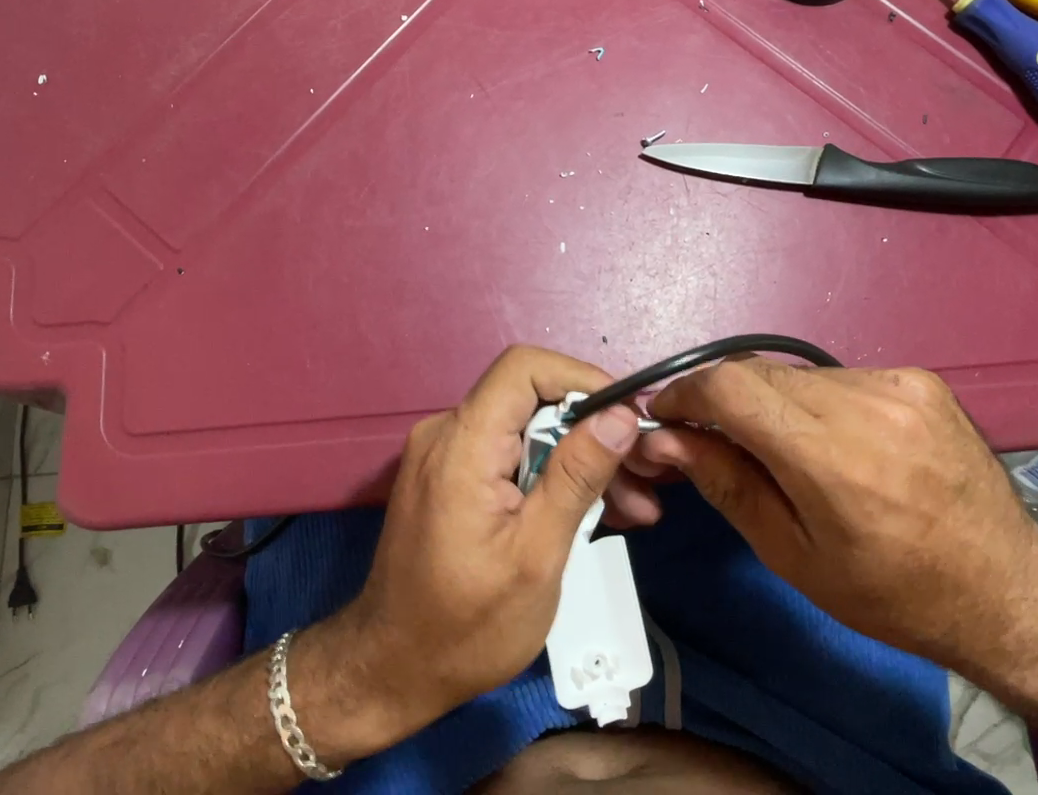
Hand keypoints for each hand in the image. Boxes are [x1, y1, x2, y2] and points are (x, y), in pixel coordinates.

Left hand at [331, 345, 641, 735]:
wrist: (392, 669)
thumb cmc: (465, 626)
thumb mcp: (536, 556)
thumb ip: (576, 477)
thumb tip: (619, 416)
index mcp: (462, 445)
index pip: (523, 368)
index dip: (581, 379)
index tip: (628, 418)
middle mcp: (446, 434)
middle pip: (531, 401)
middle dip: (593, 432)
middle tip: (646, 478)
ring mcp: (445, 456)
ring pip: (526, 432)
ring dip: (580, 461)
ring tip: (635, 509)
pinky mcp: (451, 479)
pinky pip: (509, 457)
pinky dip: (551, 478)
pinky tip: (595, 514)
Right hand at [642, 359, 1037, 674]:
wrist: (1008, 593)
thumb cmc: (891, 594)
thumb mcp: (792, 554)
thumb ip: (726, 483)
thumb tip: (663, 439)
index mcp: (832, 457)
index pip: (730, 386)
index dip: (684, 392)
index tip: (666, 415)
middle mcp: (866, 403)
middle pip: (756, 373)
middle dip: (720, 399)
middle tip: (710, 439)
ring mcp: (899, 385)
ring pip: (794, 373)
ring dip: (766, 401)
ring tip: (777, 450)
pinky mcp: (919, 380)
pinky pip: (836, 376)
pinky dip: (812, 401)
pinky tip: (829, 442)